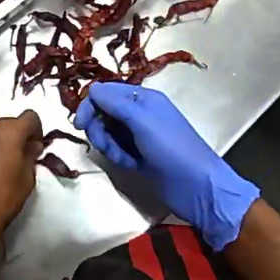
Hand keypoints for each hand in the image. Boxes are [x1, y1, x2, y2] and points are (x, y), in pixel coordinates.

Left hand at [0, 111, 41, 276]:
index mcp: (11, 132)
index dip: (36, 130)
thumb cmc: (4, 198)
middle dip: (17, 135)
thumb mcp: (27, 179)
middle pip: (9, 122)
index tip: (35, 146)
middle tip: (18, 156)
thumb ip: (31, 155)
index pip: (30, 116)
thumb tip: (32, 145)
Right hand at [75, 82, 259, 249]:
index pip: (104, 92)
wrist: (199, 189)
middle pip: (102, 112)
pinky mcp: (138, 154)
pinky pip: (116, 148)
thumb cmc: (173, 150)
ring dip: (108, 145)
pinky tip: (130, 165)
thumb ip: (115, 103)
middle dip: (98, 129)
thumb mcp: (142, 121)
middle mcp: (139, 112)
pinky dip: (118, 156)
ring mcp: (139, 134)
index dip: (90, 106)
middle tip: (104, 145)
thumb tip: (92, 90)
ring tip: (122, 158)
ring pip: (107, 132)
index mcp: (143, 98)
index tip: (80, 125)